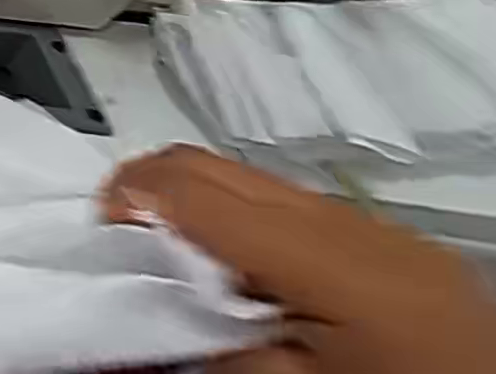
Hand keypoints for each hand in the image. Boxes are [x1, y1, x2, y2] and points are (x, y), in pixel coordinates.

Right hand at [104, 146, 495, 373]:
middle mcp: (354, 227)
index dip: (126, 198)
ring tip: (176, 245)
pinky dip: (233, 208)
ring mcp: (380, 228)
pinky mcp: (393, 239)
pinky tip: (239, 257)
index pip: (189, 192)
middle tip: (120, 228)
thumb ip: (201, 332)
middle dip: (141, 182)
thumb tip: (125, 295)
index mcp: (333, 264)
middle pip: (202, 163)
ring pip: (235, 171)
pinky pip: (280, 195)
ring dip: (186, 193)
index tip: (102, 231)